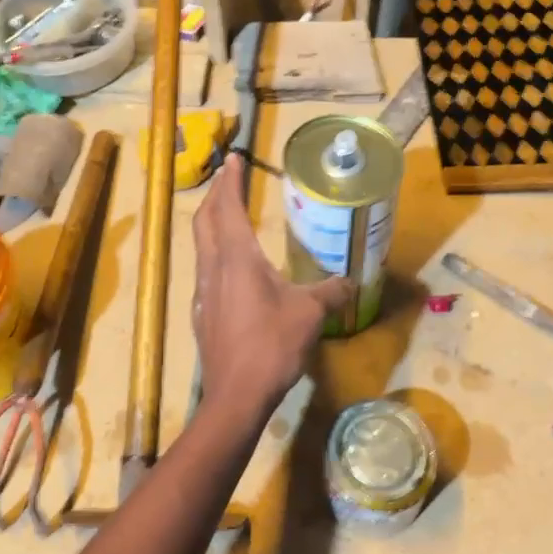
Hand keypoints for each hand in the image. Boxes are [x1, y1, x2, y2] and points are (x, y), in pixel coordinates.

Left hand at [191, 154, 352, 419]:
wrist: (235, 394)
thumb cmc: (271, 345)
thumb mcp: (310, 314)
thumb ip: (331, 291)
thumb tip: (352, 280)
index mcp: (237, 257)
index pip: (228, 207)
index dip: (230, 181)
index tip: (233, 159)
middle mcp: (213, 267)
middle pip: (206, 219)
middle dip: (216, 194)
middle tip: (228, 177)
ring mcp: (203, 291)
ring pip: (201, 243)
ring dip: (211, 221)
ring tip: (226, 212)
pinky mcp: (203, 312)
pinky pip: (204, 268)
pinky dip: (213, 251)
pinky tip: (227, 265)